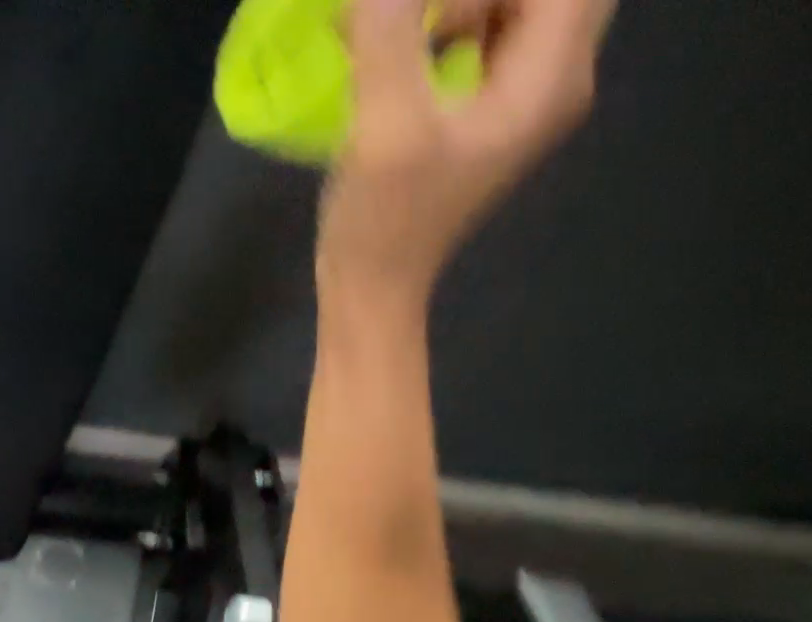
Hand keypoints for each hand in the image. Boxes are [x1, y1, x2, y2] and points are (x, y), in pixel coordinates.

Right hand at [317, 0, 615, 302]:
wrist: (373, 287)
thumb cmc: (385, 217)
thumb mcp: (385, 128)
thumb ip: (389, 41)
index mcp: (549, 79)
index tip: (424, 10)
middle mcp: (553, 81)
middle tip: (412, 19)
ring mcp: (519, 101)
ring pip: (515, 11)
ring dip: (456, 6)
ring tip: (390, 32)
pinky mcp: (483, 117)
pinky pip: (484, 44)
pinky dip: (444, 32)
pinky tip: (397, 53)